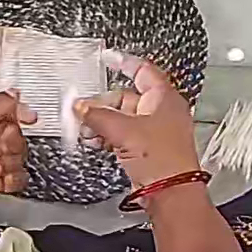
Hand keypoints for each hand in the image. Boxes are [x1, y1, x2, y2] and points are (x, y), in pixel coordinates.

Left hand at [0, 92, 35, 220]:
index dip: (19, 113)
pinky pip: (20, 176)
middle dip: (11, 142)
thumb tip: (15, 94)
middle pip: (18, 134)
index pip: (8, 110)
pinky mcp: (0, 180)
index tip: (27, 116)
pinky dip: (12, 178)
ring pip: (21, 155)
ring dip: (10, 162)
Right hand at [75, 52, 201, 188]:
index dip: (124, 62)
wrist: (170, 193)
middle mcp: (160, 111)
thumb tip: (81, 107)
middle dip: (102, 103)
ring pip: (122, 117)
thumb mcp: (123, 130)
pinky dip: (108, 135)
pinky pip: (123, 135)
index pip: (142, 70)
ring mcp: (153, 131)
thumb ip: (98, 115)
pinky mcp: (146, 149)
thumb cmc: (161, 159)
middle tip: (83, 109)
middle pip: (126, 97)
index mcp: (163, 98)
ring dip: (102, 122)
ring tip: (86, 129)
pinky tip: (94, 140)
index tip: (107, 58)